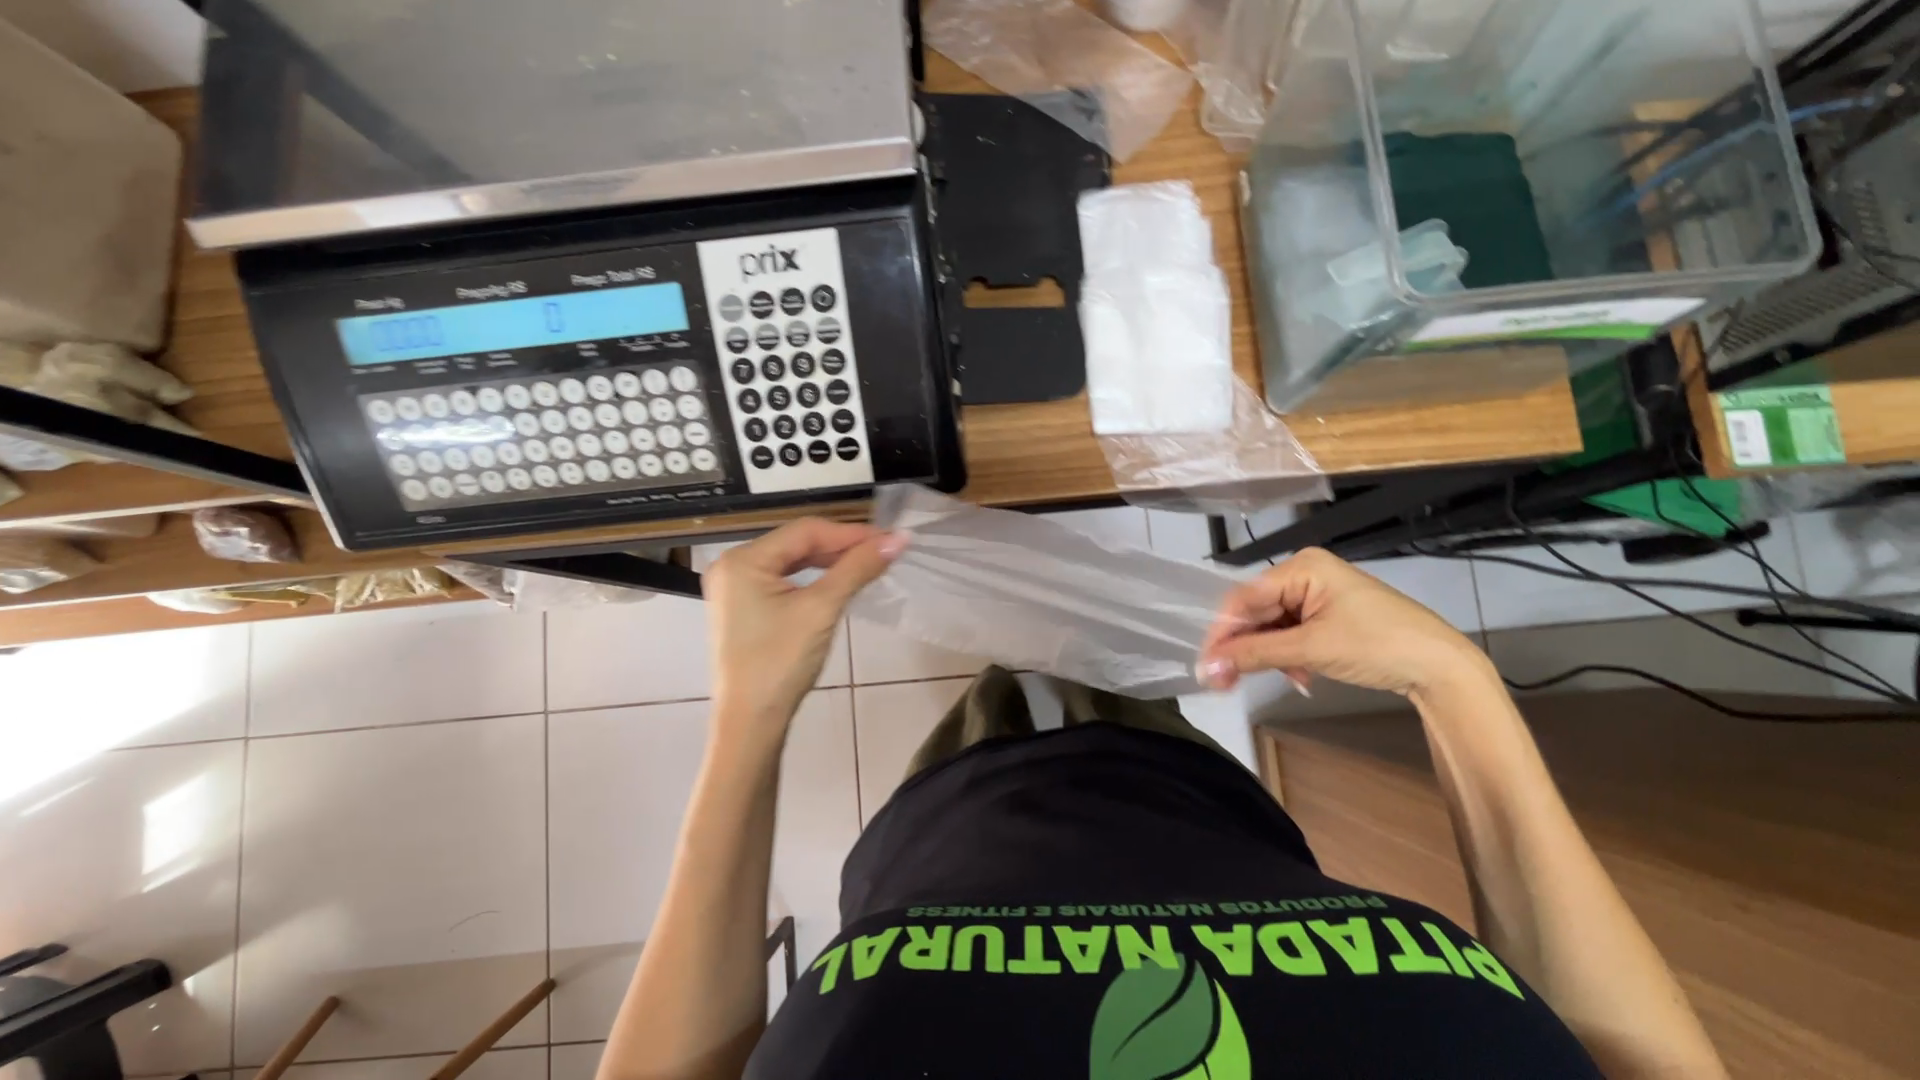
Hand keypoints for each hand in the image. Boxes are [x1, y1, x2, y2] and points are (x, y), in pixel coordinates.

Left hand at [705, 518, 905, 736]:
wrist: (752, 721)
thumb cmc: (781, 662)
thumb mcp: (822, 609)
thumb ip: (858, 568)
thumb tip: (900, 538)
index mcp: (743, 560)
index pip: (805, 531)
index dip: (850, 532)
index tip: (890, 539)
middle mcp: (732, 566)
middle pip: (797, 544)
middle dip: (841, 546)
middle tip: (883, 551)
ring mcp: (735, 589)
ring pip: (791, 562)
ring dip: (829, 562)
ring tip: (867, 564)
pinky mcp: (743, 609)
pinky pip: (783, 581)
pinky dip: (812, 580)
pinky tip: (838, 582)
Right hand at [1197, 547, 1486, 697]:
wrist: (1441, 666)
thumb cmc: (1377, 644)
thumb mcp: (1310, 649)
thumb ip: (1254, 655)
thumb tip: (1206, 668)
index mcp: (1302, 567)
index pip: (1243, 598)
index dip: (1221, 633)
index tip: (1206, 667)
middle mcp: (1306, 574)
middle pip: (1256, 612)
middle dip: (1246, 648)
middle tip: (1226, 684)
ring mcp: (1319, 595)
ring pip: (1272, 626)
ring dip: (1270, 655)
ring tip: (1286, 679)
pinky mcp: (1329, 616)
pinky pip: (1292, 633)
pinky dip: (1289, 656)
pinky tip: (1300, 675)